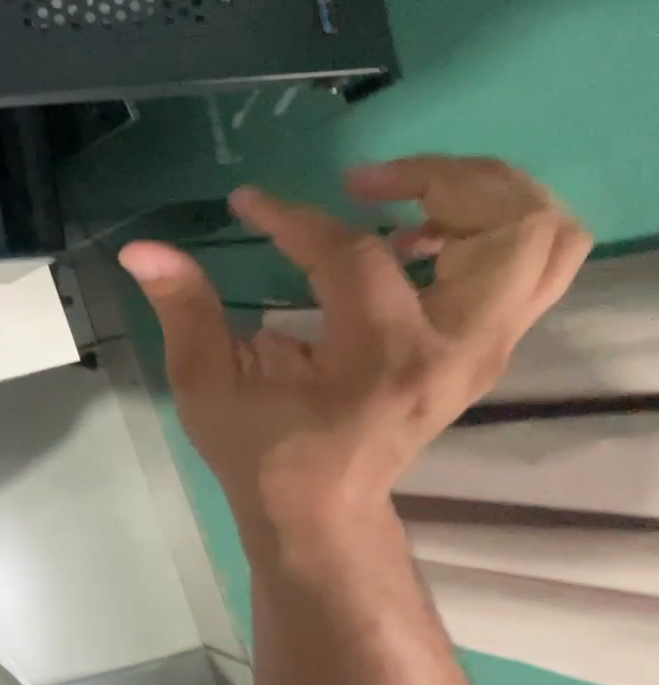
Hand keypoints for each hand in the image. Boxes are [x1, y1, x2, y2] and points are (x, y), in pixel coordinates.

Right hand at [119, 156, 589, 552]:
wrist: (319, 504)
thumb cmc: (257, 445)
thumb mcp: (205, 379)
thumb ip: (183, 306)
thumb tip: (141, 249)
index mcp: (381, 356)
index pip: (356, 254)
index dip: (295, 216)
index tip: (248, 202)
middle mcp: (459, 345)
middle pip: (511, 224)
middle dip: (438, 180)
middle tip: (361, 183)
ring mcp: (488, 346)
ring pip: (544, 237)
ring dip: (478, 198)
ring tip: (399, 199)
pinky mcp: (490, 346)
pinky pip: (530, 264)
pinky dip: (485, 229)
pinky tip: (412, 237)